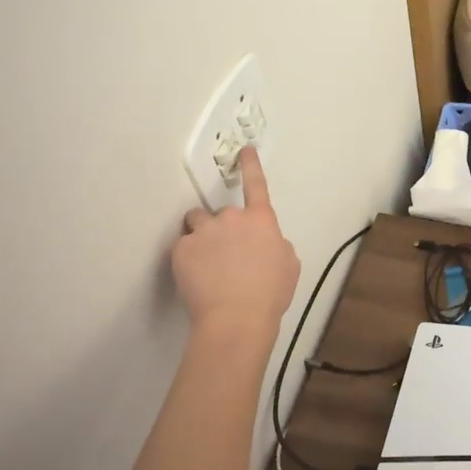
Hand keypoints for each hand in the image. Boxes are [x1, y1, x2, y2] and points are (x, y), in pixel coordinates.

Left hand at [172, 148, 300, 347]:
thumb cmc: (270, 294)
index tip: (245, 151)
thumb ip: (276, 244)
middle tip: (225, 257)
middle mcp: (232, 218)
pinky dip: (187, 258)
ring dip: (200, 235)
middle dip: (222, 229)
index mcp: (262, 221)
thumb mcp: (289, 265)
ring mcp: (204, 231)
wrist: (236, 318)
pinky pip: (182, 246)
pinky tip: (196, 278)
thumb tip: (266, 242)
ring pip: (196, 222)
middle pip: (221, 213)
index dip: (251, 167)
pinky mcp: (181, 248)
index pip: (257, 185)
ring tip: (205, 261)